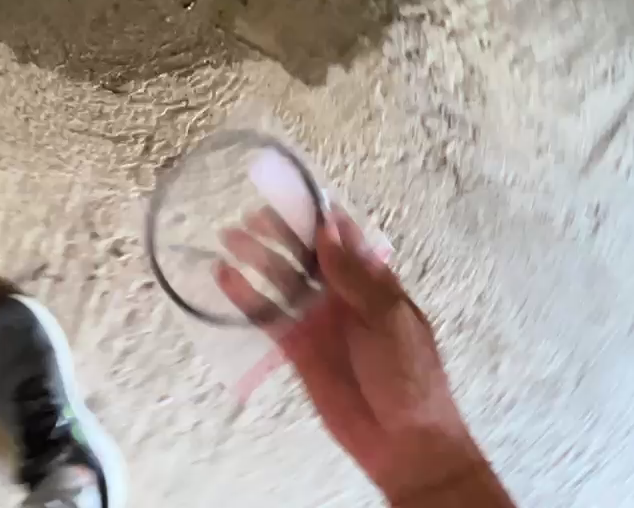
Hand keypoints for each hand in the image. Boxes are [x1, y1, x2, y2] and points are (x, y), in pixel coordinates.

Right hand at [216, 210, 509, 504]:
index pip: (342, 237)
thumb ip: (354, 274)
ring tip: (229, 236)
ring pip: (281, 277)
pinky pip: (266, 313)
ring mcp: (315, 318)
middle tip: (253, 214)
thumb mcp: (389, 318)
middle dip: (281, 231)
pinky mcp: (295, 344)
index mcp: (371, 281)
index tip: (292, 189)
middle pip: (304, 252)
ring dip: (257, 256)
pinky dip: (244, 294)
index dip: (318, 213)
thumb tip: (327, 227)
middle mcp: (340, 293)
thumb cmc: (409, 375)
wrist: (404, 444)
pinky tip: (223, 276)